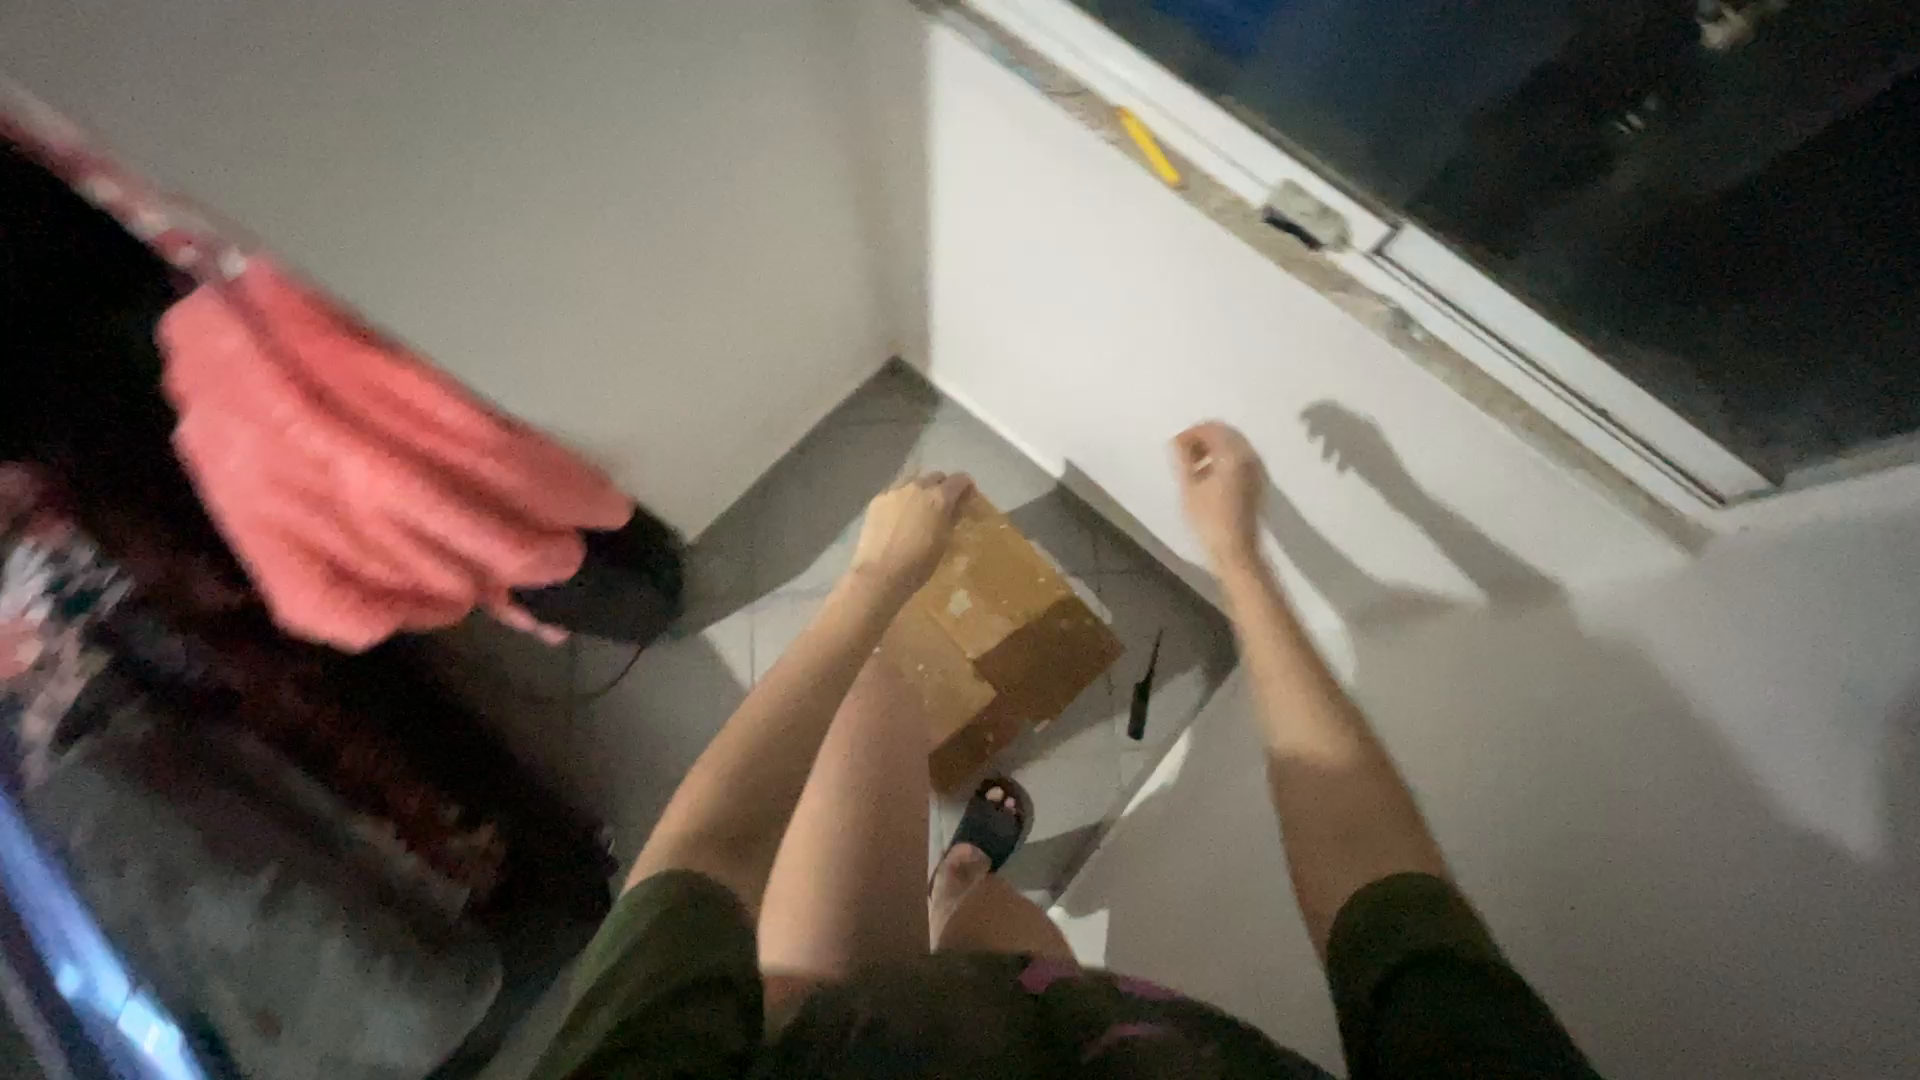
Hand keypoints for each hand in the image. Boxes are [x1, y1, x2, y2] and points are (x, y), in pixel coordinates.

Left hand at [849, 471, 974, 599]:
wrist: (879, 574)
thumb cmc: (918, 565)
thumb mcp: (944, 543)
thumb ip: (951, 519)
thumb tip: (955, 509)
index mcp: (939, 498)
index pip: (960, 479)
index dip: (966, 487)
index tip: (966, 500)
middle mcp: (917, 487)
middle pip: (936, 477)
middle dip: (942, 487)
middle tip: (942, 506)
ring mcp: (894, 491)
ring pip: (913, 482)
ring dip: (921, 491)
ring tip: (918, 510)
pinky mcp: (877, 500)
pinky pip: (895, 492)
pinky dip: (902, 500)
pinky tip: (898, 517)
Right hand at [1171, 422, 1265, 571]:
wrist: (1236, 549)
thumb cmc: (1208, 520)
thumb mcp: (1188, 487)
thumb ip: (1182, 459)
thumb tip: (1177, 441)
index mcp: (1233, 454)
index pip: (1211, 428)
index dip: (1190, 433)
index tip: (1174, 446)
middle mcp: (1250, 456)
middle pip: (1225, 433)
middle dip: (1202, 439)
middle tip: (1183, 454)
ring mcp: (1257, 469)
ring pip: (1233, 445)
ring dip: (1212, 449)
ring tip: (1193, 466)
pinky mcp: (1257, 481)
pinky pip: (1240, 458)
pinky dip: (1223, 459)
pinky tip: (1208, 477)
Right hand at [1301, 403, 1408, 489]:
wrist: (1394, 484)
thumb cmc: (1372, 464)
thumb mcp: (1350, 444)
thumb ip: (1334, 428)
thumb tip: (1319, 413)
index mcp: (1359, 422)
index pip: (1333, 409)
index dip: (1315, 411)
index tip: (1300, 419)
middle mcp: (1364, 426)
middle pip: (1336, 421)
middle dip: (1321, 429)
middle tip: (1310, 439)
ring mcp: (1367, 440)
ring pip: (1341, 437)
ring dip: (1330, 446)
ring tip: (1325, 460)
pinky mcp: (1368, 454)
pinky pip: (1348, 450)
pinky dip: (1340, 456)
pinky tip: (1339, 469)